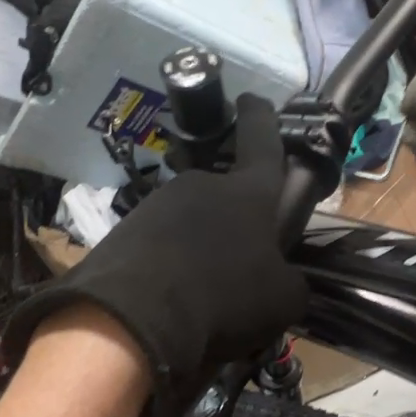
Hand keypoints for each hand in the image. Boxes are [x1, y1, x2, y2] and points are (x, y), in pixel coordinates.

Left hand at [4, 94, 309, 409]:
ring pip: (189, 223)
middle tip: (238, 261)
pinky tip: (170, 300)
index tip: (254, 100)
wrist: (135, 316)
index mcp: (248, 192)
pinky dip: (167, 266)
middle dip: (232, 220)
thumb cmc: (226, 296)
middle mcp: (202, 186)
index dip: (261, 118)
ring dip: (198, 247)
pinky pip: (157, 246)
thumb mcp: (282, 300)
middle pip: (224, 195)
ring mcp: (158, 205)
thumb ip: (292, 283)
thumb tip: (286, 282)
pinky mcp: (124, 231)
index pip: (261, 141)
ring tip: (202, 292)